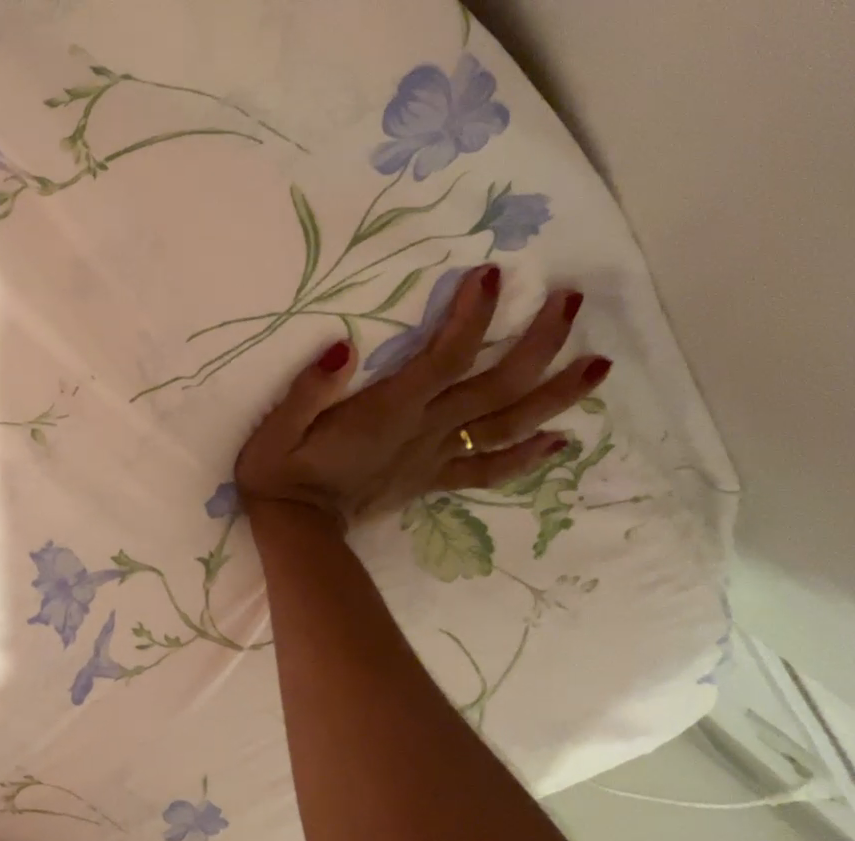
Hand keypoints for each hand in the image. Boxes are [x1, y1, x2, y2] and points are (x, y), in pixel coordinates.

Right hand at [235, 264, 609, 528]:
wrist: (291, 530)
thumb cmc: (277, 474)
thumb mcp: (276, 428)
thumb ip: (308, 390)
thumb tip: (342, 347)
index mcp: (388, 413)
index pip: (444, 357)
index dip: (473, 316)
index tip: (493, 277)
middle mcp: (423, 431)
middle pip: (497, 384)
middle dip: (540, 341)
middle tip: (572, 300)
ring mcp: (431, 459)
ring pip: (507, 425)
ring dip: (556, 395)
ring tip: (598, 366)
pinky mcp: (429, 481)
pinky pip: (487, 471)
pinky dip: (527, 457)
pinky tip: (560, 442)